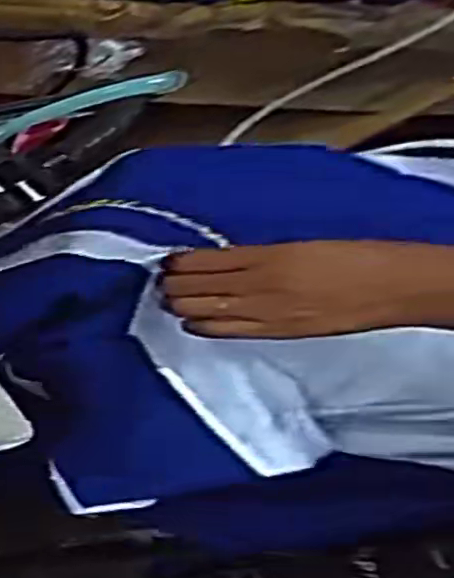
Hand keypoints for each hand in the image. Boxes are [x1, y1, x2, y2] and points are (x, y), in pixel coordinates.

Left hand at [162, 240, 453, 337]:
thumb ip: (252, 256)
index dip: (175, 263)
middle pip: (183, 286)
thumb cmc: (364, 259)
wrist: (407, 287)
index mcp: (268, 257)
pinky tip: (197, 316)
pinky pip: (210, 329)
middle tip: (169, 280)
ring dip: (176, 302)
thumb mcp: (301, 246)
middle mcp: (256, 284)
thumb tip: (210, 262)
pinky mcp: (266, 331)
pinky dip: (194, 322)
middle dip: (168, 283)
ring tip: (180, 297)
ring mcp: (258, 311)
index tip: (170, 262)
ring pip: (188, 308)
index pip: (197, 262)